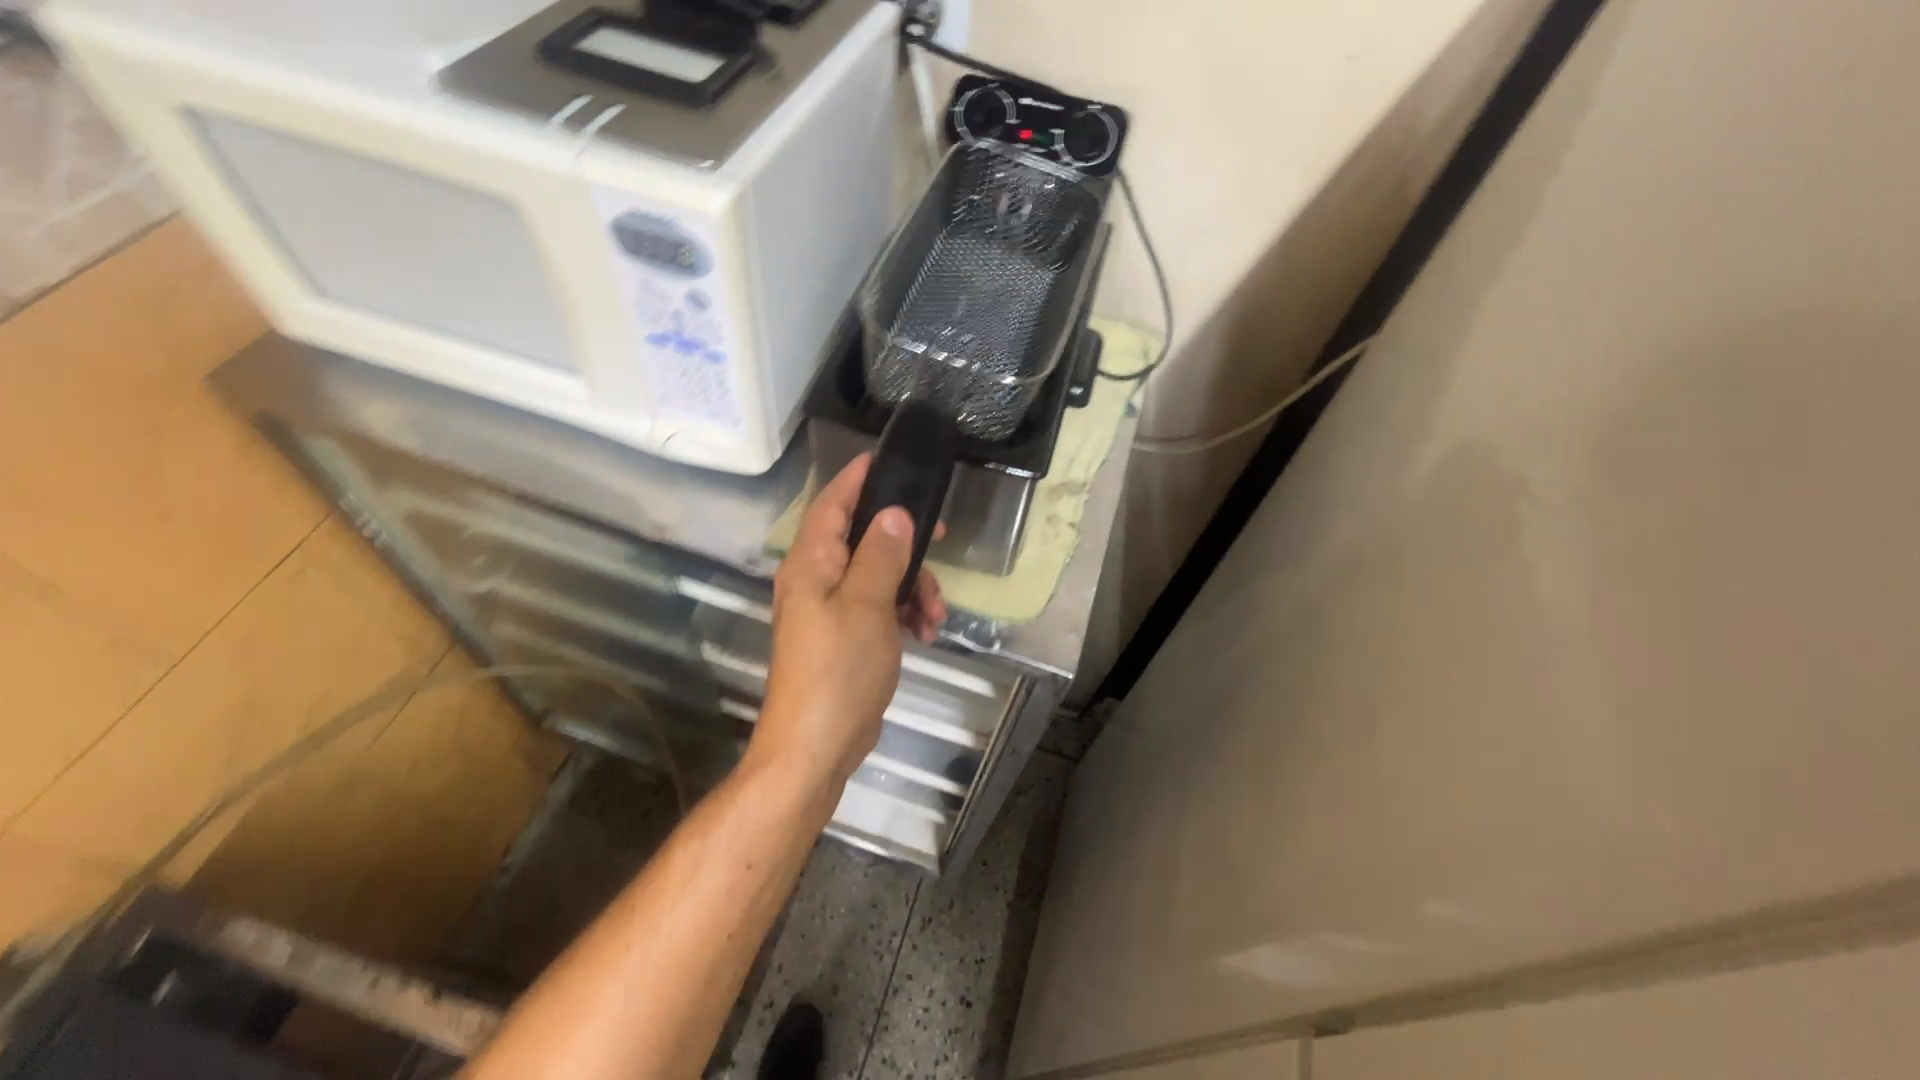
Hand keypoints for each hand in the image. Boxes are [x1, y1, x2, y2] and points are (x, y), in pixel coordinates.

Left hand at [751, 454, 947, 788]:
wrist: (816, 746)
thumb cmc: (838, 669)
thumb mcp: (868, 605)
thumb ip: (882, 555)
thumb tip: (893, 514)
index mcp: (811, 563)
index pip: (832, 503)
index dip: (858, 478)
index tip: (889, 459)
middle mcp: (816, 580)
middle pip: (863, 539)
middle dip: (905, 542)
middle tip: (941, 539)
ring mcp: (831, 611)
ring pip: (879, 576)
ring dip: (913, 588)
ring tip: (936, 617)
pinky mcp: (846, 639)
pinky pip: (880, 609)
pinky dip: (904, 614)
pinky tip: (926, 634)